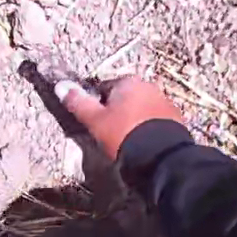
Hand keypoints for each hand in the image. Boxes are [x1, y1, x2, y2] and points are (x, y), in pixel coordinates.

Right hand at [56, 76, 185, 160]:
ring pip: (142, 109)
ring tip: (129, 142)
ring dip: (135, 121)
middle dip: (119, 113)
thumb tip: (59, 85)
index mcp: (128, 81)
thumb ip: (78, 103)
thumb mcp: (95, 120)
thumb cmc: (123, 134)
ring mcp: (165, 101)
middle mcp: (149, 86)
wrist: (160, 155)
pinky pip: (156, 121)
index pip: (105, 89)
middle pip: (125, 98)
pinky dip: (150, 129)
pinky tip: (146, 145)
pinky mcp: (176, 118)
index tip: (97, 124)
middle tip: (112, 136)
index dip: (98, 107)